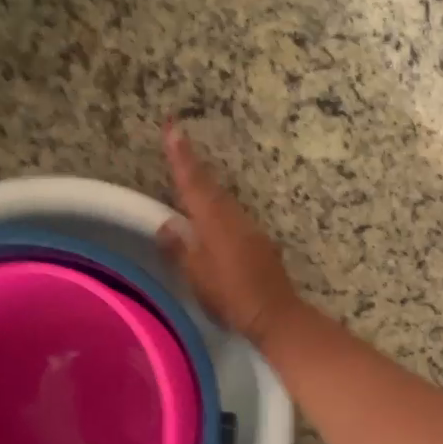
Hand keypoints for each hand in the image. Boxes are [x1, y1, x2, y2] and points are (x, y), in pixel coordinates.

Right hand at [158, 122, 303, 345]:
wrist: (276, 315)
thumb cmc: (232, 298)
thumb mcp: (198, 277)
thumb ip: (180, 249)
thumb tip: (167, 224)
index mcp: (215, 222)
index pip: (194, 184)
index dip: (181, 157)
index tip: (173, 128)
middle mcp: (235, 219)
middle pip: (211, 188)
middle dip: (193, 167)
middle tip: (177, 144)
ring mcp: (251, 230)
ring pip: (224, 202)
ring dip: (207, 189)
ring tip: (190, 180)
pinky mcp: (261, 244)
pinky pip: (234, 218)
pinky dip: (220, 211)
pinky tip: (214, 220)